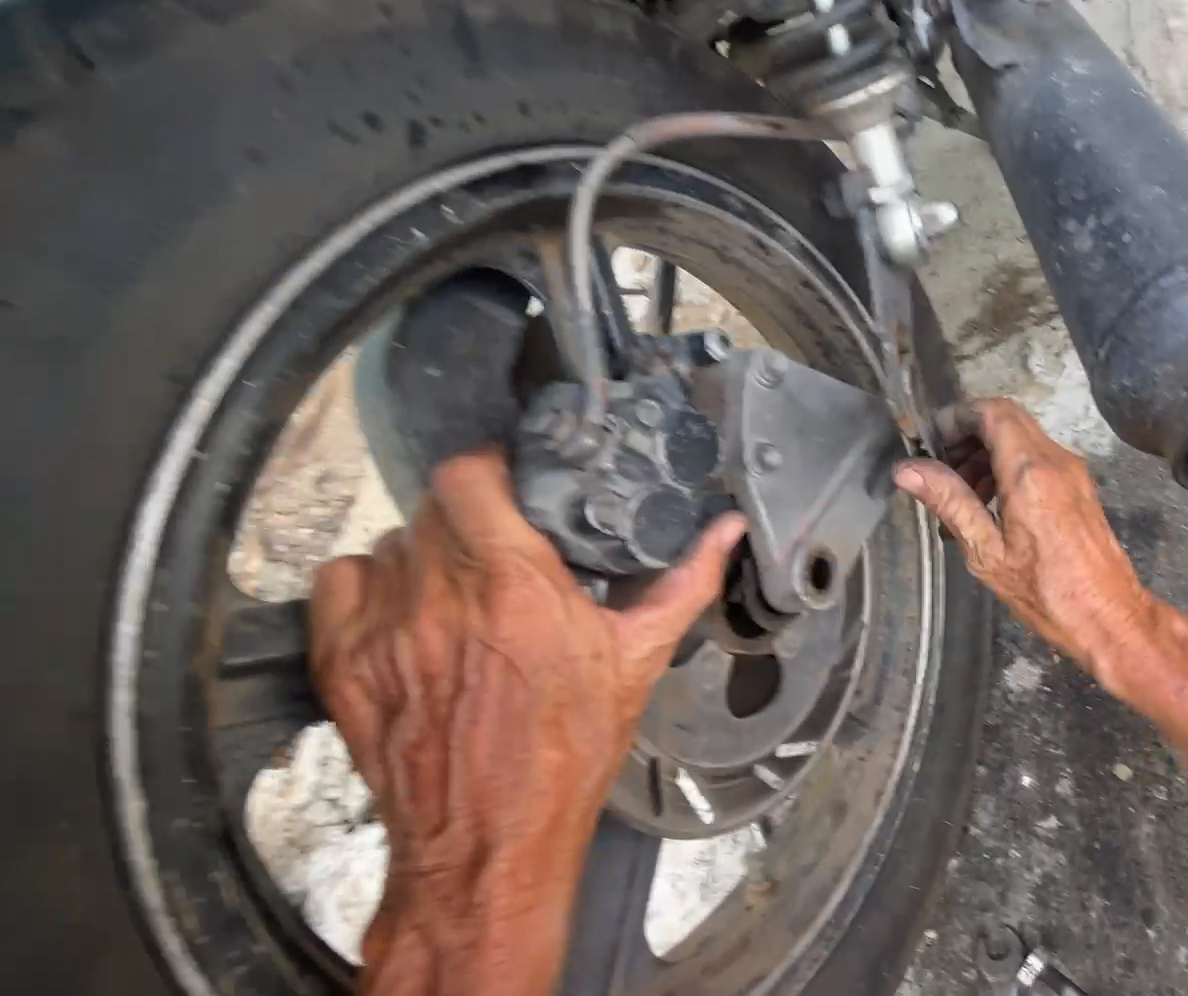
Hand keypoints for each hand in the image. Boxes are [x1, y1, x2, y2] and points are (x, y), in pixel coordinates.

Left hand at [308, 449, 744, 994]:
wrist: (492, 837)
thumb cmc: (574, 743)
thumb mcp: (641, 658)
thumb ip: (686, 582)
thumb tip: (730, 529)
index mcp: (518, 586)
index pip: (471, 478)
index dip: (491, 467)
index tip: (516, 481)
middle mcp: (443, 597)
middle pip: (434, 506)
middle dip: (472, 510)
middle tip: (503, 533)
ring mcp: (384, 630)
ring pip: (392, 542)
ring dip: (428, 548)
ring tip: (460, 577)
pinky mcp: (341, 663)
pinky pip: (339, 580)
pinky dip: (371, 579)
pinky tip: (405, 604)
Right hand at [893, 398, 1158, 683]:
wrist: (1109, 617)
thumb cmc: (1046, 592)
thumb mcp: (987, 552)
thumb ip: (949, 502)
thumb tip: (907, 469)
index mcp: (1031, 472)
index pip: (992, 412)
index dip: (955, 417)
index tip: (929, 441)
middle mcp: (1056, 460)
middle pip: (1006, 419)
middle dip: (967, 435)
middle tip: (938, 468)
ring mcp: (1071, 472)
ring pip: (1020, 438)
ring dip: (984, 453)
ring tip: (958, 495)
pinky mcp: (1078, 487)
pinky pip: (1035, 459)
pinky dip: (1005, 468)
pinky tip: (987, 506)